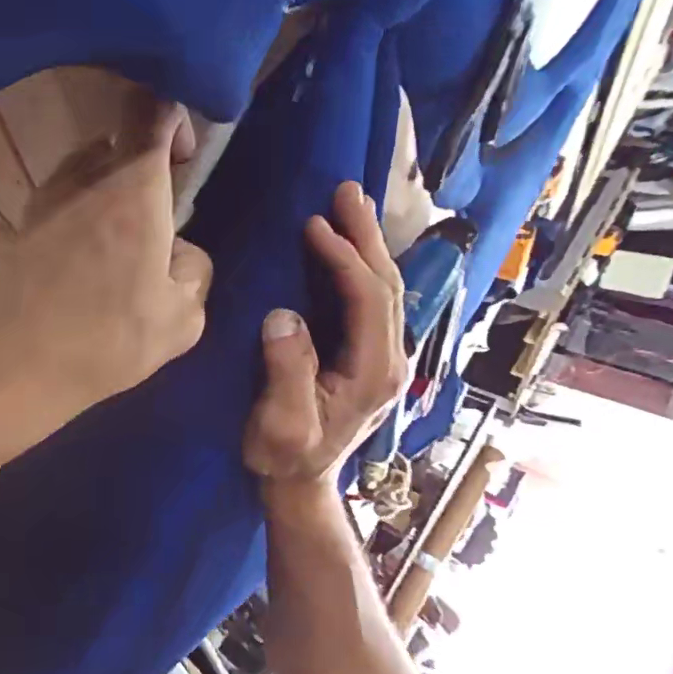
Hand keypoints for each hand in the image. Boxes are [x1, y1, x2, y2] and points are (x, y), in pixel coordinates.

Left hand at [0, 102, 212, 459]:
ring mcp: (48, 198)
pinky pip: (62, 193)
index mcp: (135, 193)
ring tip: (118, 235)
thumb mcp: (185, 317)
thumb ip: (194, 267)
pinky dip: (81, 205)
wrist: (28, 367)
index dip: (173, 117)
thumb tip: (176, 248)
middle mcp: (88, 179)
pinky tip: (84, 252)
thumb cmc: (113, 342)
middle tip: (155, 210)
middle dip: (145, 161)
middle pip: (120, 137)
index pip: (151, 112)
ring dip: (110, 182)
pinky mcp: (22, 222)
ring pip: (88, 163)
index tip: (183, 156)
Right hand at [243, 181, 408, 512]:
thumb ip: (287, 371)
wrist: (301, 482)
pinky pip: (370, 299)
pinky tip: (348, 245)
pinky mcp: (369, 355)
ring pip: (384, 288)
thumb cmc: (286, 456)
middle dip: (367, 236)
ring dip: (367, 244)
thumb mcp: (282, 422)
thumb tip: (284, 314)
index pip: (368, 300)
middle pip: (387, 285)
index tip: (314, 225)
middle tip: (347, 190)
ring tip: (351, 205)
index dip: (345, 259)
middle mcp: (390, 359)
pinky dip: (360, 264)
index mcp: (374, 372)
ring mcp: (384, 356)